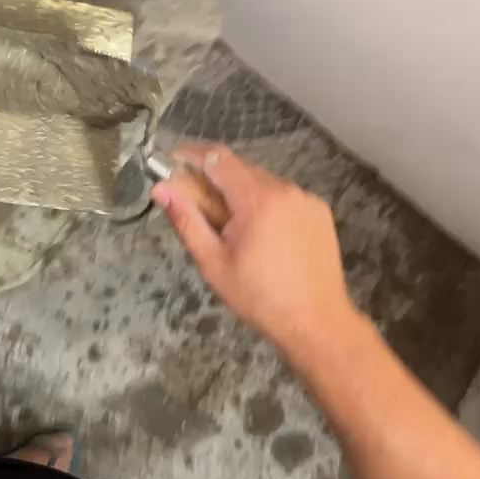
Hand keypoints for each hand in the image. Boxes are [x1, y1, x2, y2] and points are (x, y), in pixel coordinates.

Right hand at [153, 143, 356, 350]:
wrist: (317, 323)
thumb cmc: (259, 297)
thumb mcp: (213, 262)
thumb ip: (186, 220)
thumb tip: (160, 189)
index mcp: (257, 200)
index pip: (218, 158)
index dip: (192, 155)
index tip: (172, 162)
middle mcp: (285, 190)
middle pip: (240, 168)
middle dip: (214, 179)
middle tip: (196, 205)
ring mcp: (306, 199)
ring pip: (262, 182)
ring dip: (239, 193)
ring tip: (230, 228)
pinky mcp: (319, 212)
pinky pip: (283, 196)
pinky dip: (264, 204)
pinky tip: (260, 234)